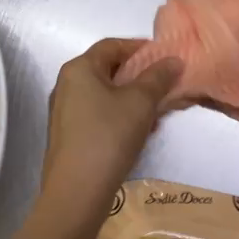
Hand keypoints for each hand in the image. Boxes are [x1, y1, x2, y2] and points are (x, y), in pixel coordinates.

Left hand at [42, 39, 182, 203]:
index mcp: (80, 69)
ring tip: (156, 113)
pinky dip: (119, 116)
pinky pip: (98, 114)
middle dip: (139, 76)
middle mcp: (66, 85)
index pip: (113, 45)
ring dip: (132, 99)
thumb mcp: (141, 102)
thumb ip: (158, 77)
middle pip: (108, 69)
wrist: (76, 194)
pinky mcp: (68, 136)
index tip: (164, 57)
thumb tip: (174, 60)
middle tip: (164, 86)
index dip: (140, 47)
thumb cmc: (108, 136)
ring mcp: (64, 112)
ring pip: (104, 94)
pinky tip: (138, 133)